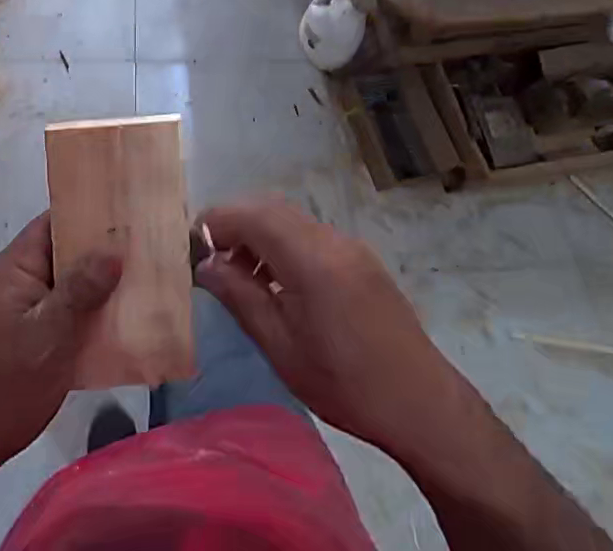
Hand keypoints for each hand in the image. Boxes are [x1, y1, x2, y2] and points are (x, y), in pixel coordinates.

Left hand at [0, 211, 122, 471]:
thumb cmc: (8, 383)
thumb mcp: (47, 334)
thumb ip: (80, 290)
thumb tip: (115, 248)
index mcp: (14, 269)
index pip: (51, 224)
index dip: (86, 211)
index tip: (126, 204)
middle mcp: (22, 280)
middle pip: (66, 250)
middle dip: (103, 244)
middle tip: (148, 235)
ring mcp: (31, 306)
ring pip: (74, 279)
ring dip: (105, 276)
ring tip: (149, 265)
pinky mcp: (43, 330)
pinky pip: (75, 305)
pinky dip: (98, 304)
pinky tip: (132, 306)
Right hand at [194, 203, 480, 458]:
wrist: (421, 403)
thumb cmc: (344, 382)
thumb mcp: (280, 346)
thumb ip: (240, 296)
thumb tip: (205, 264)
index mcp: (311, 257)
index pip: (252, 214)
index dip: (216, 221)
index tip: (190, 246)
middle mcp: (332, 239)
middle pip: (271, 208)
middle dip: (234, 223)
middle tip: (209, 258)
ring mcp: (350, 246)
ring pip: (291, 218)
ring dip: (258, 233)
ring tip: (238, 274)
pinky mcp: (360, 259)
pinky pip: (311, 234)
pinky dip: (283, 243)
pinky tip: (275, 281)